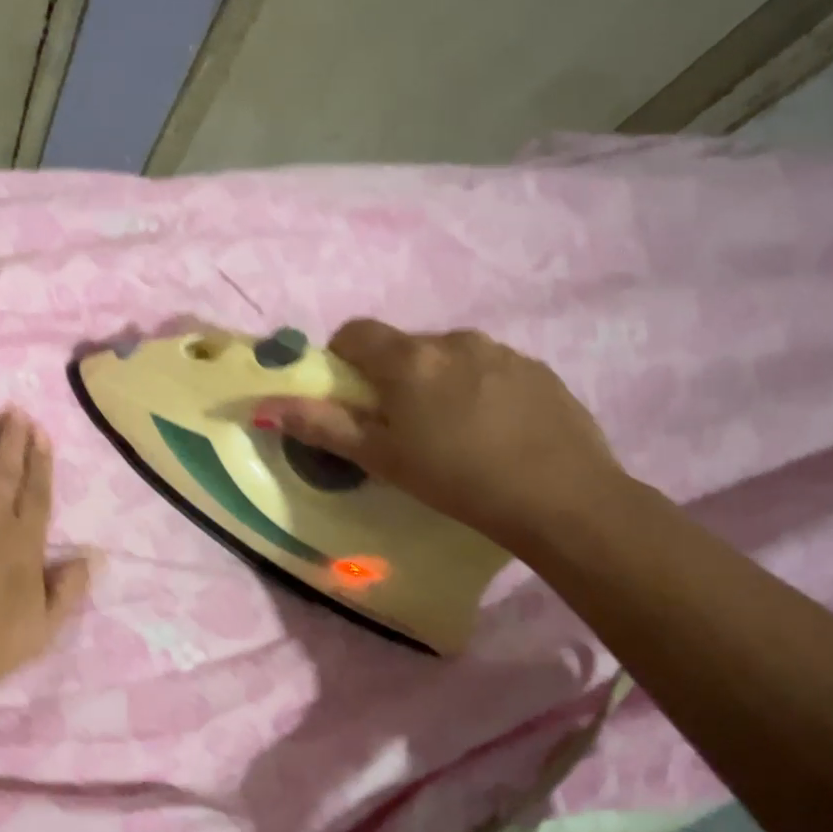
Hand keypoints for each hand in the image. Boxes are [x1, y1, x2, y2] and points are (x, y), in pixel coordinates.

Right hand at [255, 320, 628, 549]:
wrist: (564, 499)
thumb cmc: (455, 478)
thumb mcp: (379, 458)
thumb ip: (323, 425)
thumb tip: (268, 405)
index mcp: (409, 358)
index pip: (356, 332)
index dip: (341, 358)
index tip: (348, 396)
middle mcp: (455, 341)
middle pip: (404, 346)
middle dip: (391, 376)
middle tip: (397, 426)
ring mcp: (504, 352)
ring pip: (449, 358)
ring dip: (437, 382)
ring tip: (450, 433)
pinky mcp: (541, 371)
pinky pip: (491, 370)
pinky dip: (478, 391)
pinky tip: (491, 433)